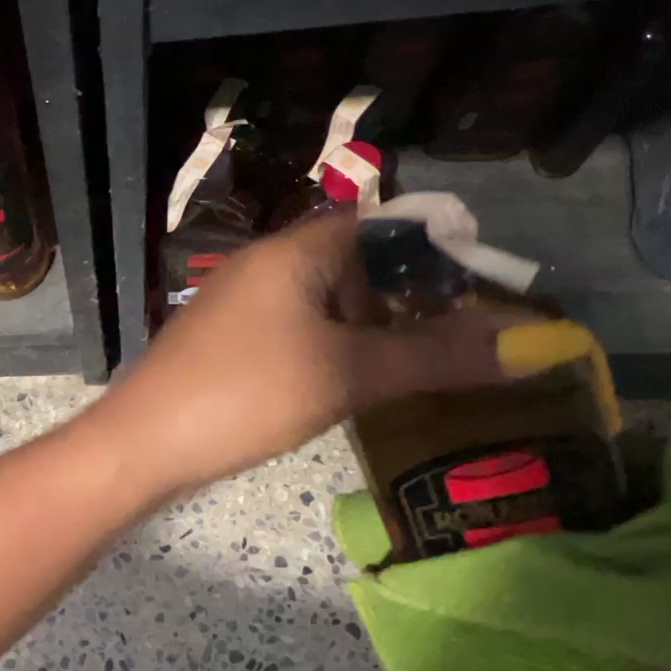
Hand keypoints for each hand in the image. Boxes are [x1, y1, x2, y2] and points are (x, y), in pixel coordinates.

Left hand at [80, 211, 509, 498]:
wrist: (142, 444)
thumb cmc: (244, 395)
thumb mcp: (347, 374)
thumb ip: (433, 356)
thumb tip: (528, 344)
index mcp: (292, 252)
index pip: (380, 225)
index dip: (436, 251)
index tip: (483, 290)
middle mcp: (262, 268)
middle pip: (353, 264)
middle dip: (406, 296)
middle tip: (456, 340)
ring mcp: (236, 307)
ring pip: (321, 304)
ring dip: (368, 329)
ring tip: (414, 369)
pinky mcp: (222, 346)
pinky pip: (291, 334)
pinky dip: (329, 351)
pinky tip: (349, 387)